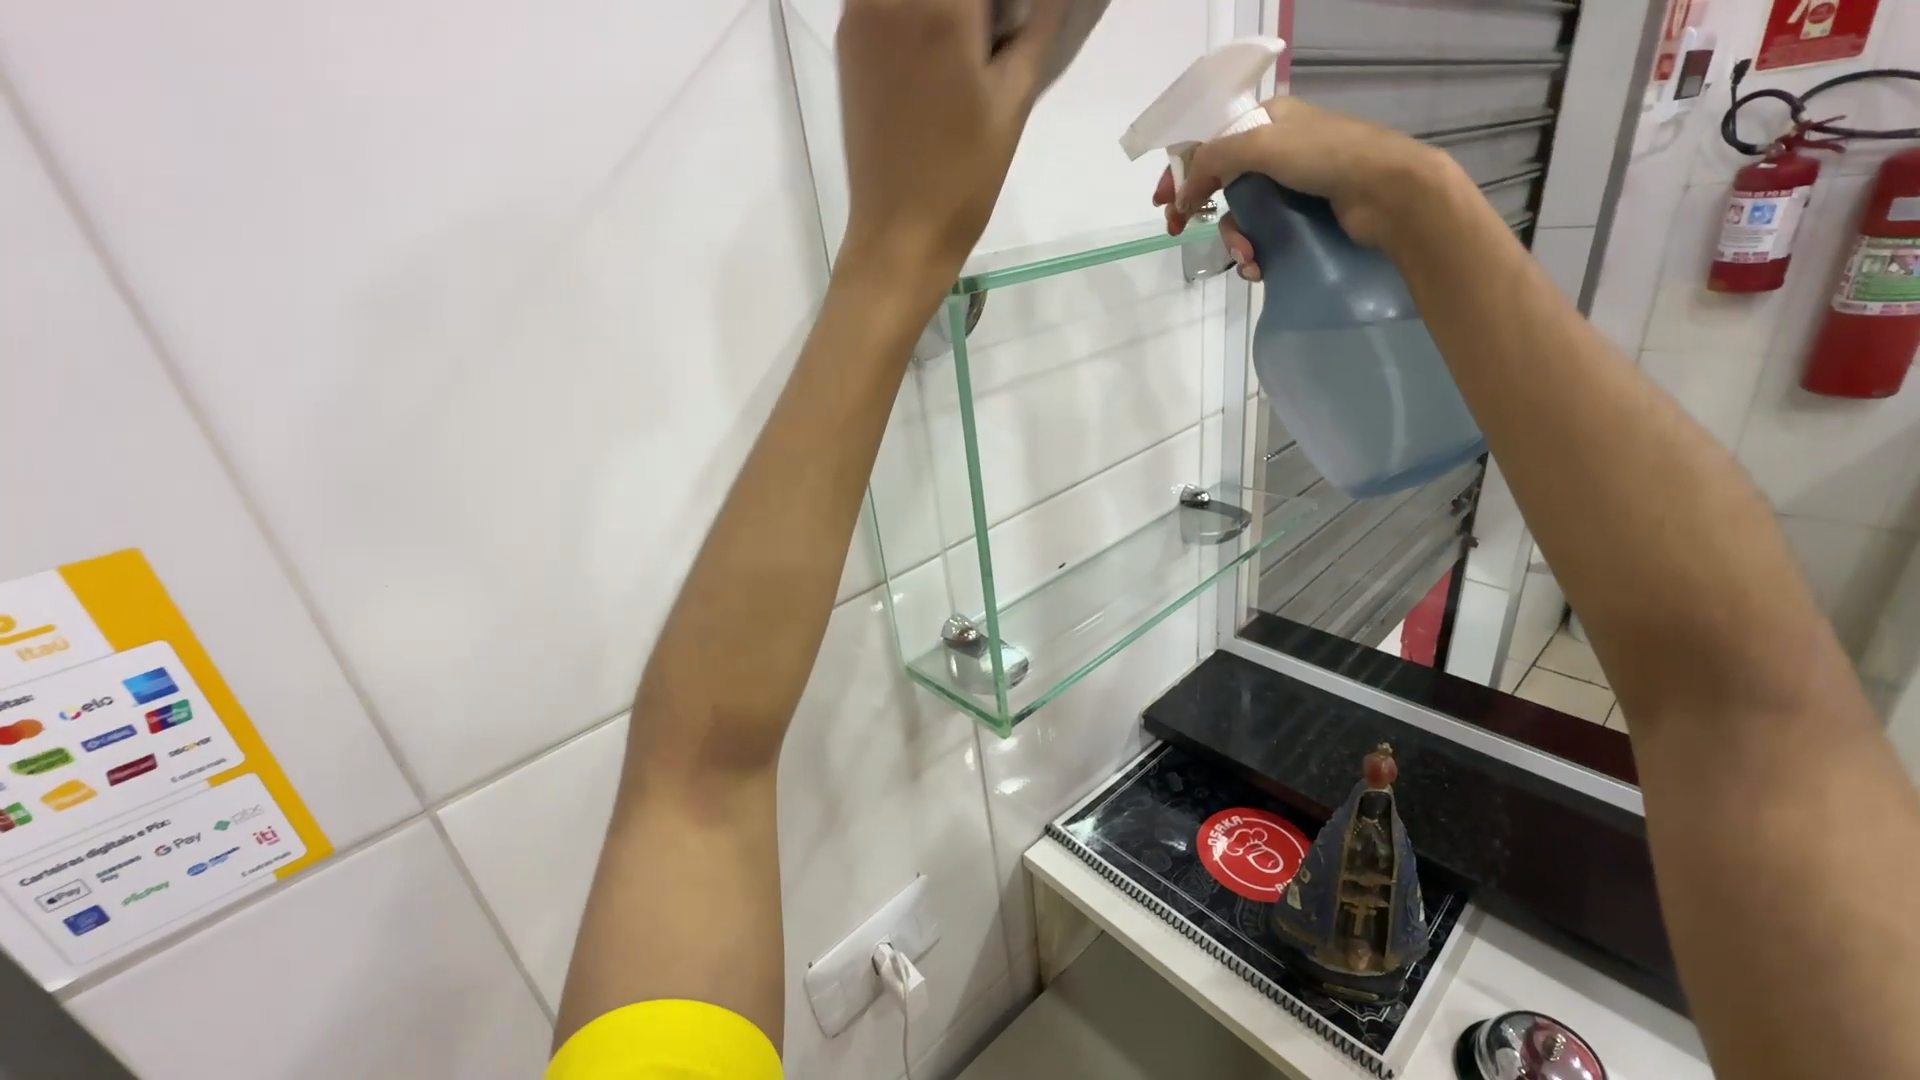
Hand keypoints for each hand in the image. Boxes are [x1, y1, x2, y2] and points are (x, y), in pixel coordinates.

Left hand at [837, 0, 1067, 283]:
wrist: (900, 231)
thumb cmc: (965, 176)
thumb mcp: (1014, 99)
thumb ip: (1037, 24)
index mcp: (941, 8)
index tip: (1013, 14)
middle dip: (976, 2)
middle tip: (996, 22)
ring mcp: (859, 14)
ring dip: (945, 5)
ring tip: (970, 30)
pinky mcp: (847, 40)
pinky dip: (910, 5)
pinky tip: (937, 34)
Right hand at [1153, 97, 1462, 280]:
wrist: (1390, 192)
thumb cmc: (1329, 156)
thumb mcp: (1263, 144)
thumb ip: (1213, 161)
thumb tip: (1181, 194)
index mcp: (1266, 121)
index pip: (1210, 144)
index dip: (1181, 172)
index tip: (1162, 202)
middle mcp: (1275, 151)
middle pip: (1219, 184)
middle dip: (1199, 211)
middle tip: (1179, 232)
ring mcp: (1288, 187)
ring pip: (1239, 218)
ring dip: (1234, 242)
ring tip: (1248, 259)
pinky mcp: (1300, 219)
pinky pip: (1261, 237)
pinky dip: (1253, 254)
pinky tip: (1258, 266)